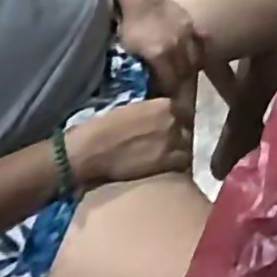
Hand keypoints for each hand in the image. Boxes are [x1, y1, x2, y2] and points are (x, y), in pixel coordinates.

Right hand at [65, 97, 192, 186]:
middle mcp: (173, 118)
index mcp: (165, 104)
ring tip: (165, 162)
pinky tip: (164, 171)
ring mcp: (172, 139)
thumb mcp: (135, 111)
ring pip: (186, 146)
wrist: (88, 151)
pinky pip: (181, 163)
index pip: (183, 114)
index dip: (178, 125)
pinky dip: (176, 167)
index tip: (171, 134)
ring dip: (179, 153)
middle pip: (187, 129)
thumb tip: (163, 122)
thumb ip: (154, 115)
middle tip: (168, 150)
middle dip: (179, 138)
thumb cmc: (105, 130)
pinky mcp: (166, 160)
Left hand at [117, 0, 202, 110]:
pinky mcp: (190, 23)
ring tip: (187, 84)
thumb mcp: (127, 51)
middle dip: (184, 90)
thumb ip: (139, 69)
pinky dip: (199, 53)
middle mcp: (178, 45)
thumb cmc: (128, 25)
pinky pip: (200, 42)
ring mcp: (187, 33)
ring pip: (195, 58)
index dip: (172, 98)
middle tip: (182, 103)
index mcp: (160, 54)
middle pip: (186, 73)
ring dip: (191, 73)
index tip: (172, 110)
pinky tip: (196, 59)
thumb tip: (142, 89)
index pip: (171, 83)